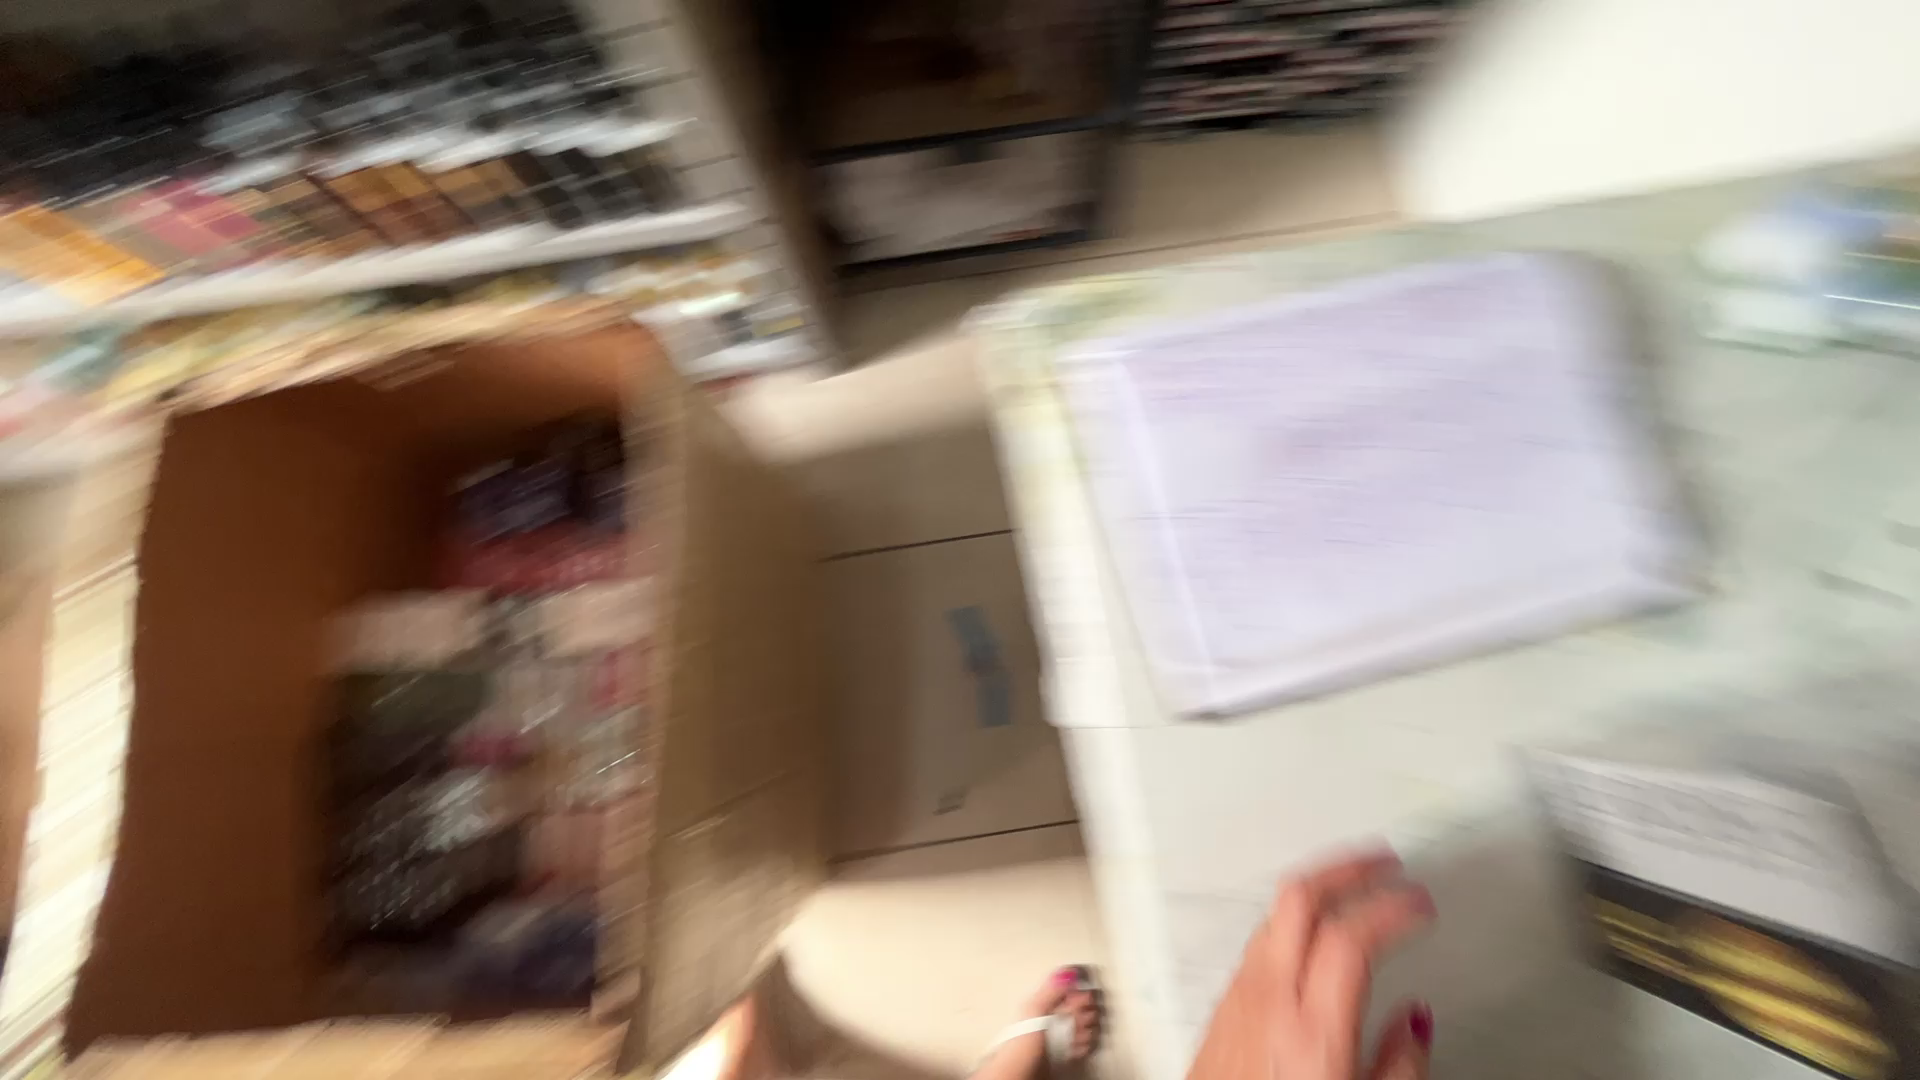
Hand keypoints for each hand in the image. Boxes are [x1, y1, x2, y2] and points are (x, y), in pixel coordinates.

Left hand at [1186, 848, 1435, 1079]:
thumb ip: (1398, 1064)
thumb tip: (1415, 1017)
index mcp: (1310, 1027)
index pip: (1350, 936)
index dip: (1389, 906)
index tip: (1419, 899)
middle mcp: (1268, 994)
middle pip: (1300, 897)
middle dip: (1346, 866)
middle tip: (1385, 861)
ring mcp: (1241, 988)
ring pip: (1277, 909)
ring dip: (1319, 884)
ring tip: (1355, 883)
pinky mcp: (1227, 994)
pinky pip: (1264, 933)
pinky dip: (1296, 913)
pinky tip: (1316, 925)